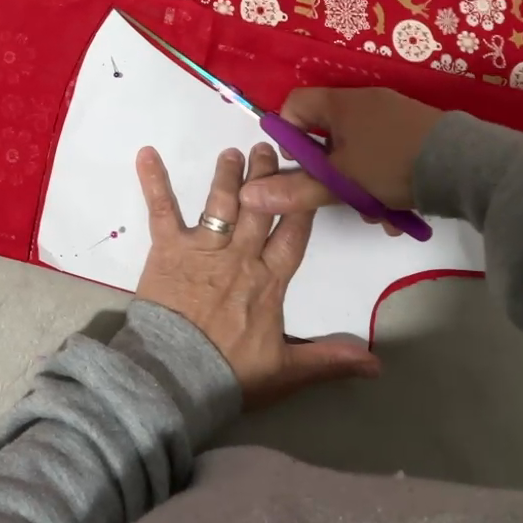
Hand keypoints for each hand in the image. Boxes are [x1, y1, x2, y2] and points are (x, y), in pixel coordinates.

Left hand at [133, 142, 382, 407]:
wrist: (176, 375)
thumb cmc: (229, 374)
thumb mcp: (286, 372)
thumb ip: (328, 360)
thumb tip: (376, 363)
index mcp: (269, 281)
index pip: (292, 236)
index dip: (300, 207)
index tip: (307, 179)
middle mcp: (240, 256)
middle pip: (259, 209)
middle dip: (265, 178)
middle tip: (266, 148)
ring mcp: (203, 248)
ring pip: (220, 203)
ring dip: (226, 176)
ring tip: (231, 153)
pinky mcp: (168, 248)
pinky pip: (162, 209)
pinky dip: (153, 181)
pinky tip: (146, 153)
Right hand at [239, 87, 442, 233]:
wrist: (468, 166)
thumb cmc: (392, 165)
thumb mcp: (340, 182)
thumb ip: (295, 190)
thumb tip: (247, 195)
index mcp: (340, 104)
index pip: (294, 105)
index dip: (288, 135)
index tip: (300, 166)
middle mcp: (365, 102)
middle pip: (328, 136)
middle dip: (331, 175)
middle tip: (339, 200)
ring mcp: (394, 115)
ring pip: (359, 152)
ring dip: (361, 186)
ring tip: (379, 216)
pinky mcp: (419, 132)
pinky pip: (386, 155)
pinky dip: (386, 182)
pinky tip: (400, 212)